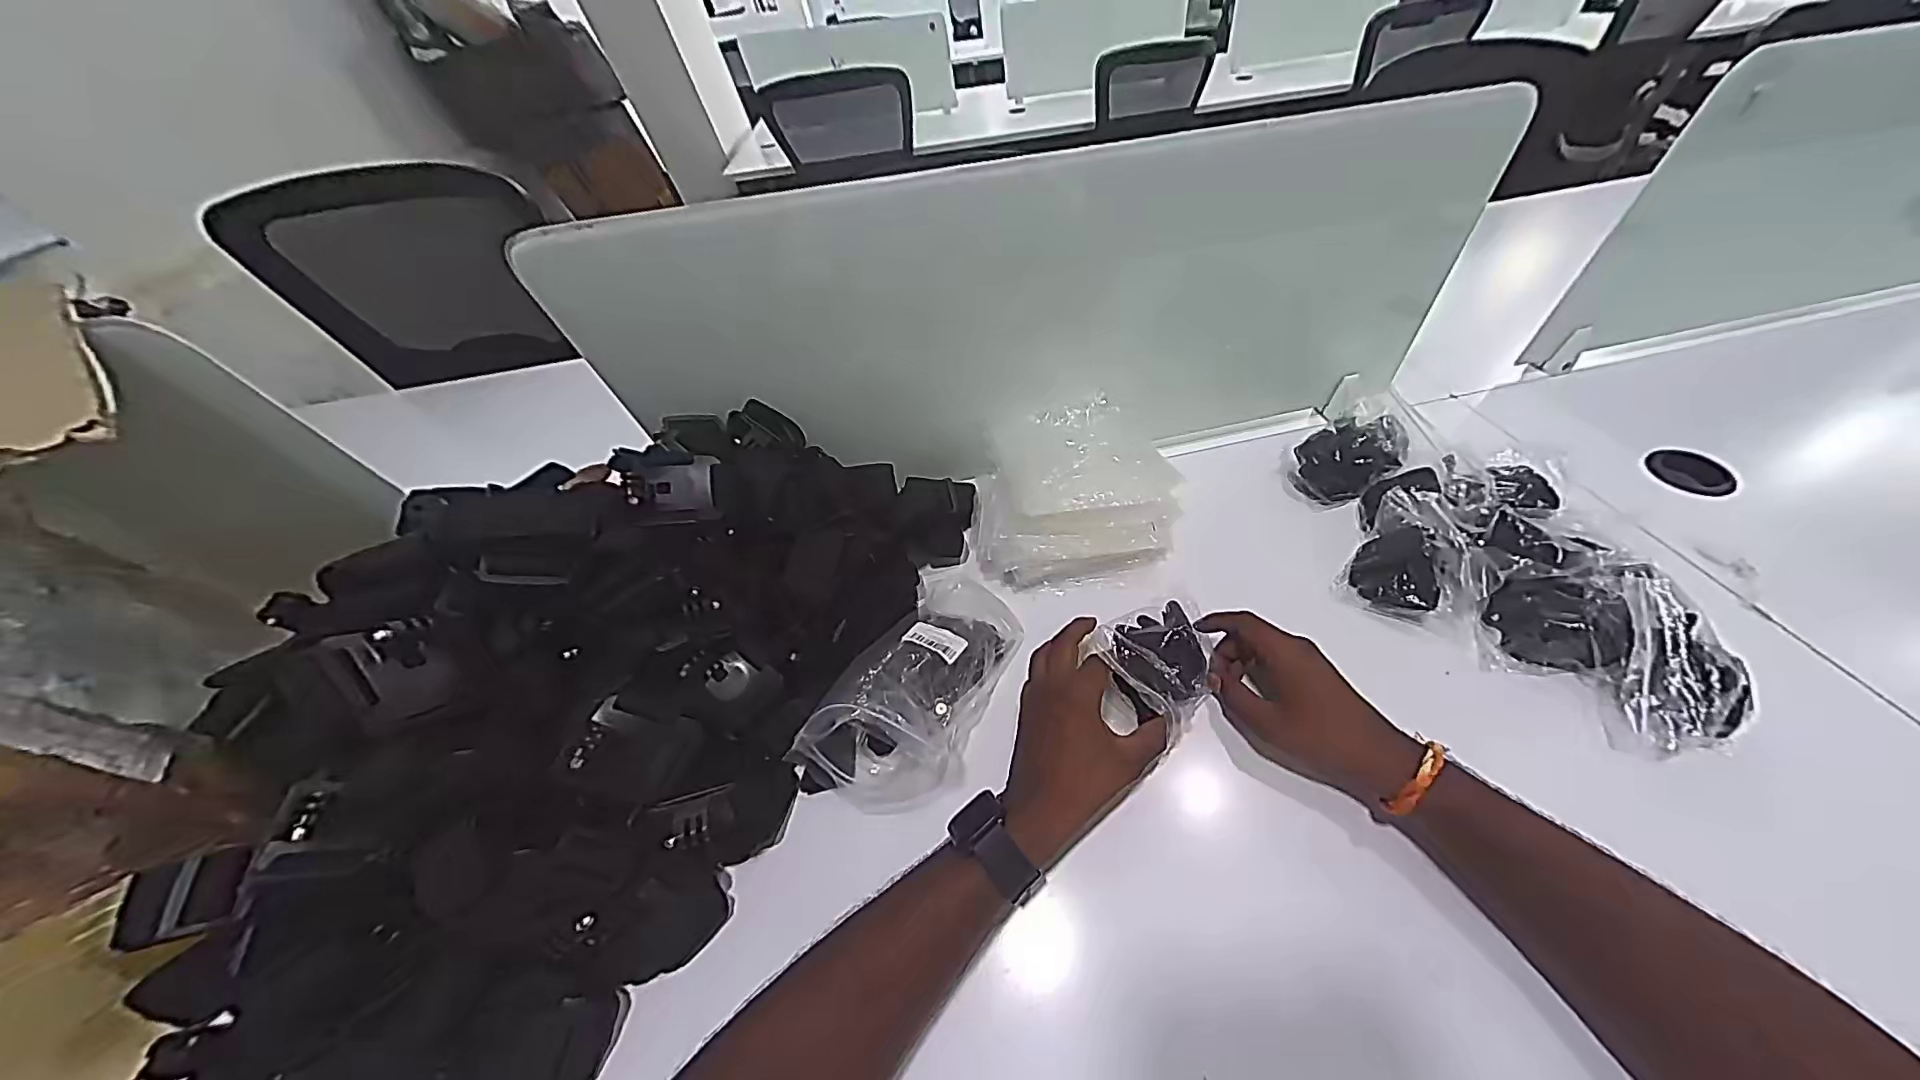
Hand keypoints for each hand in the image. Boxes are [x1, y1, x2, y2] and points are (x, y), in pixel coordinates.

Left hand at [1002, 618, 1169, 868]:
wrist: (1038, 812)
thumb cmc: (1081, 786)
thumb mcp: (1129, 761)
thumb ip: (1153, 734)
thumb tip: (1166, 717)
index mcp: (1076, 693)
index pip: (1099, 661)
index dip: (1117, 655)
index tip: (1132, 655)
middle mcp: (1051, 689)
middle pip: (1061, 645)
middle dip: (1077, 630)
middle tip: (1093, 624)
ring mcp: (1034, 700)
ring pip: (1042, 657)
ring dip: (1058, 644)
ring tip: (1075, 641)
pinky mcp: (1025, 713)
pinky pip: (1035, 675)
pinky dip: (1046, 663)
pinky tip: (1059, 674)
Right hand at [1197, 611, 1422, 806]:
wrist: (1374, 758)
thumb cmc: (1322, 738)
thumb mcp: (1264, 721)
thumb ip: (1232, 694)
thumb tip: (1215, 678)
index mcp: (1285, 652)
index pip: (1244, 622)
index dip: (1217, 622)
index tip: (1198, 630)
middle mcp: (1298, 649)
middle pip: (1252, 634)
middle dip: (1227, 650)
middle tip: (1215, 677)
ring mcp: (1309, 662)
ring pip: (1264, 648)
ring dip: (1241, 662)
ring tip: (1232, 691)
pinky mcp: (1316, 676)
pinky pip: (1278, 660)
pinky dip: (1258, 669)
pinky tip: (1253, 696)